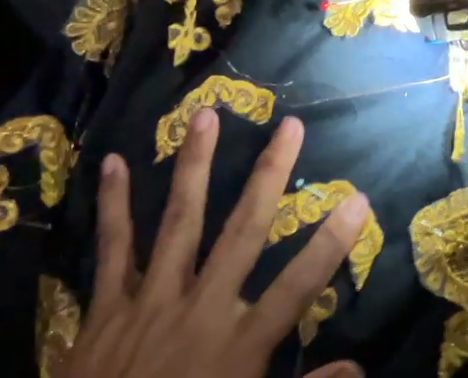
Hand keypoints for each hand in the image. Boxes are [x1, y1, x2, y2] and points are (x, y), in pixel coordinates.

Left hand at [54, 109, 368, 377]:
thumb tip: (358, 367)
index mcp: (239, 345)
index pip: (297, 287)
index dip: (330, 244)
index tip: (358, 199)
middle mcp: (201, 309)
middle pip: (242, 231)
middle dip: (269, 176)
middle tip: (290, 126)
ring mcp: (152, 300)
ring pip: (179, 221)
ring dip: (194, 165)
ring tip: (205, 115)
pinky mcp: (108, 307)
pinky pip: (112, 249)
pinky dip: (113, 205)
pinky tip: (113, 162)